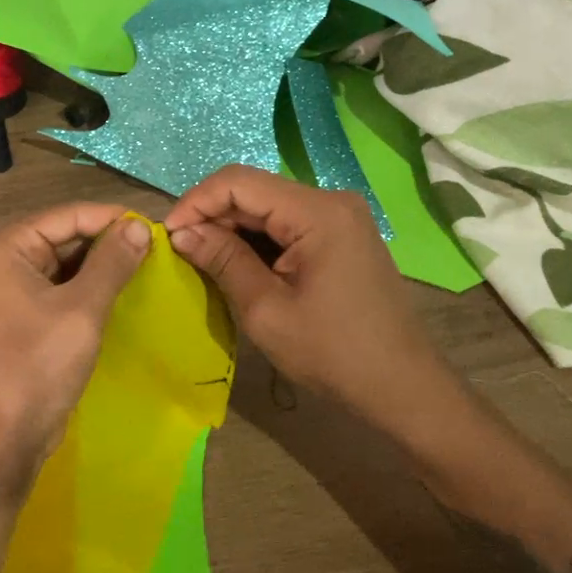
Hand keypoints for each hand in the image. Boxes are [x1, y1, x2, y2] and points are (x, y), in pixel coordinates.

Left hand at [0, 204, 151, 493]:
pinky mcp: (26, 312)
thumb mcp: (83, 309)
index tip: (156, 226)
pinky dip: (92, 285)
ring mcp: (14, 286)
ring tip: (149, 264)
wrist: (7, 432)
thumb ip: (112, 262)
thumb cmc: (39, 363)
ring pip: (68, 261)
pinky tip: (125, 289)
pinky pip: (64, 285)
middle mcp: (5, 258)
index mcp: (7, 246)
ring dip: (104, 263)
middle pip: (66, 234)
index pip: (68, 215)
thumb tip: (141, 226)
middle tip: (158, 247)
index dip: (112, 218)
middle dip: (109, 240)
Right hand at [163, 165, 461, 433]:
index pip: (238, 182)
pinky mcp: (340, 236)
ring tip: (201, 261)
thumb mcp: (266, 311)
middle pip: (253, 190)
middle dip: (211, 216)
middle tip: (179, 251)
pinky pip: (285, 224)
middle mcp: (331, 201)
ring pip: (266, 207)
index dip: (195, 202)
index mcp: (317, 212)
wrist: (403, 390)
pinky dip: (256, 241)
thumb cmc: (333, 354)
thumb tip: (179, 232)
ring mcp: (339, 217)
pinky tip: (236, 266)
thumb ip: (222, 260)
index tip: (167, 236)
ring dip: (231, 229)